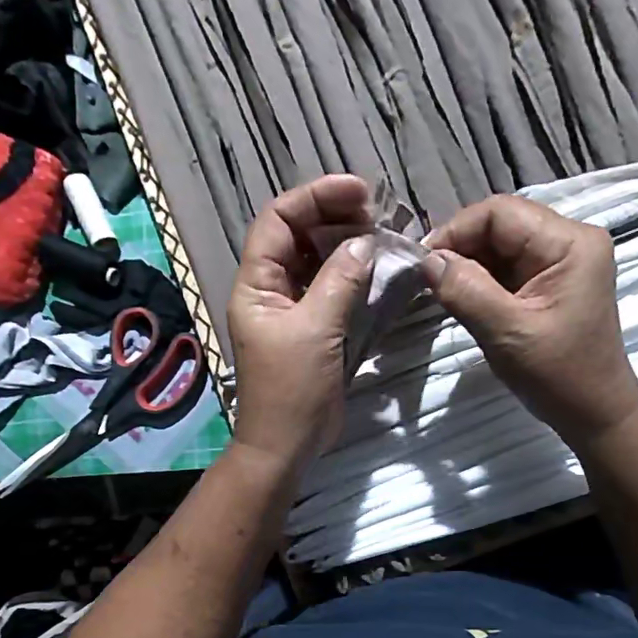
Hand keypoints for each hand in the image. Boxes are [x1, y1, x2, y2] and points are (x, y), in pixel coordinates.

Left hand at [225, 175, 375, 468]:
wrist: (286, 446)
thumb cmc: (292, 390)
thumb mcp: (316, 331)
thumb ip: (340, 282)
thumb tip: (365, 244)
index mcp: (256, 284)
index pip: (278, 221)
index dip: (315, 198)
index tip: (359, 192)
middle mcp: (270, 290)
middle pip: (297, 235)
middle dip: (334, 218)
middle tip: (376, 216)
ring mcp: (292, 310)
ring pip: (316, 261)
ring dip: (346, 244)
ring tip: (381, 237)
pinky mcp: (313, 329)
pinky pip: (331, 289)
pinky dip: (352, 276)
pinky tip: (377, 270)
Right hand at [421, 195, 637, 445]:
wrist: (594, 414)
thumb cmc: (559, 376)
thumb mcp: (507, 333)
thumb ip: (465, 291)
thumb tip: (427, 261)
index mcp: (570, 243)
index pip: (500, 213)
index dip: (456, 231)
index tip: (423, 264)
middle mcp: (570, 241)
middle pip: (500, 225)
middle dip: (461, 249)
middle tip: (429, 281)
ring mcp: (562, 262)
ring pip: (500, 246)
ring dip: (469, 267)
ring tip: (444, 293)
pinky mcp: (551, 283)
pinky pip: (508, 268)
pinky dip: (481, 281)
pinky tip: (465, 300)